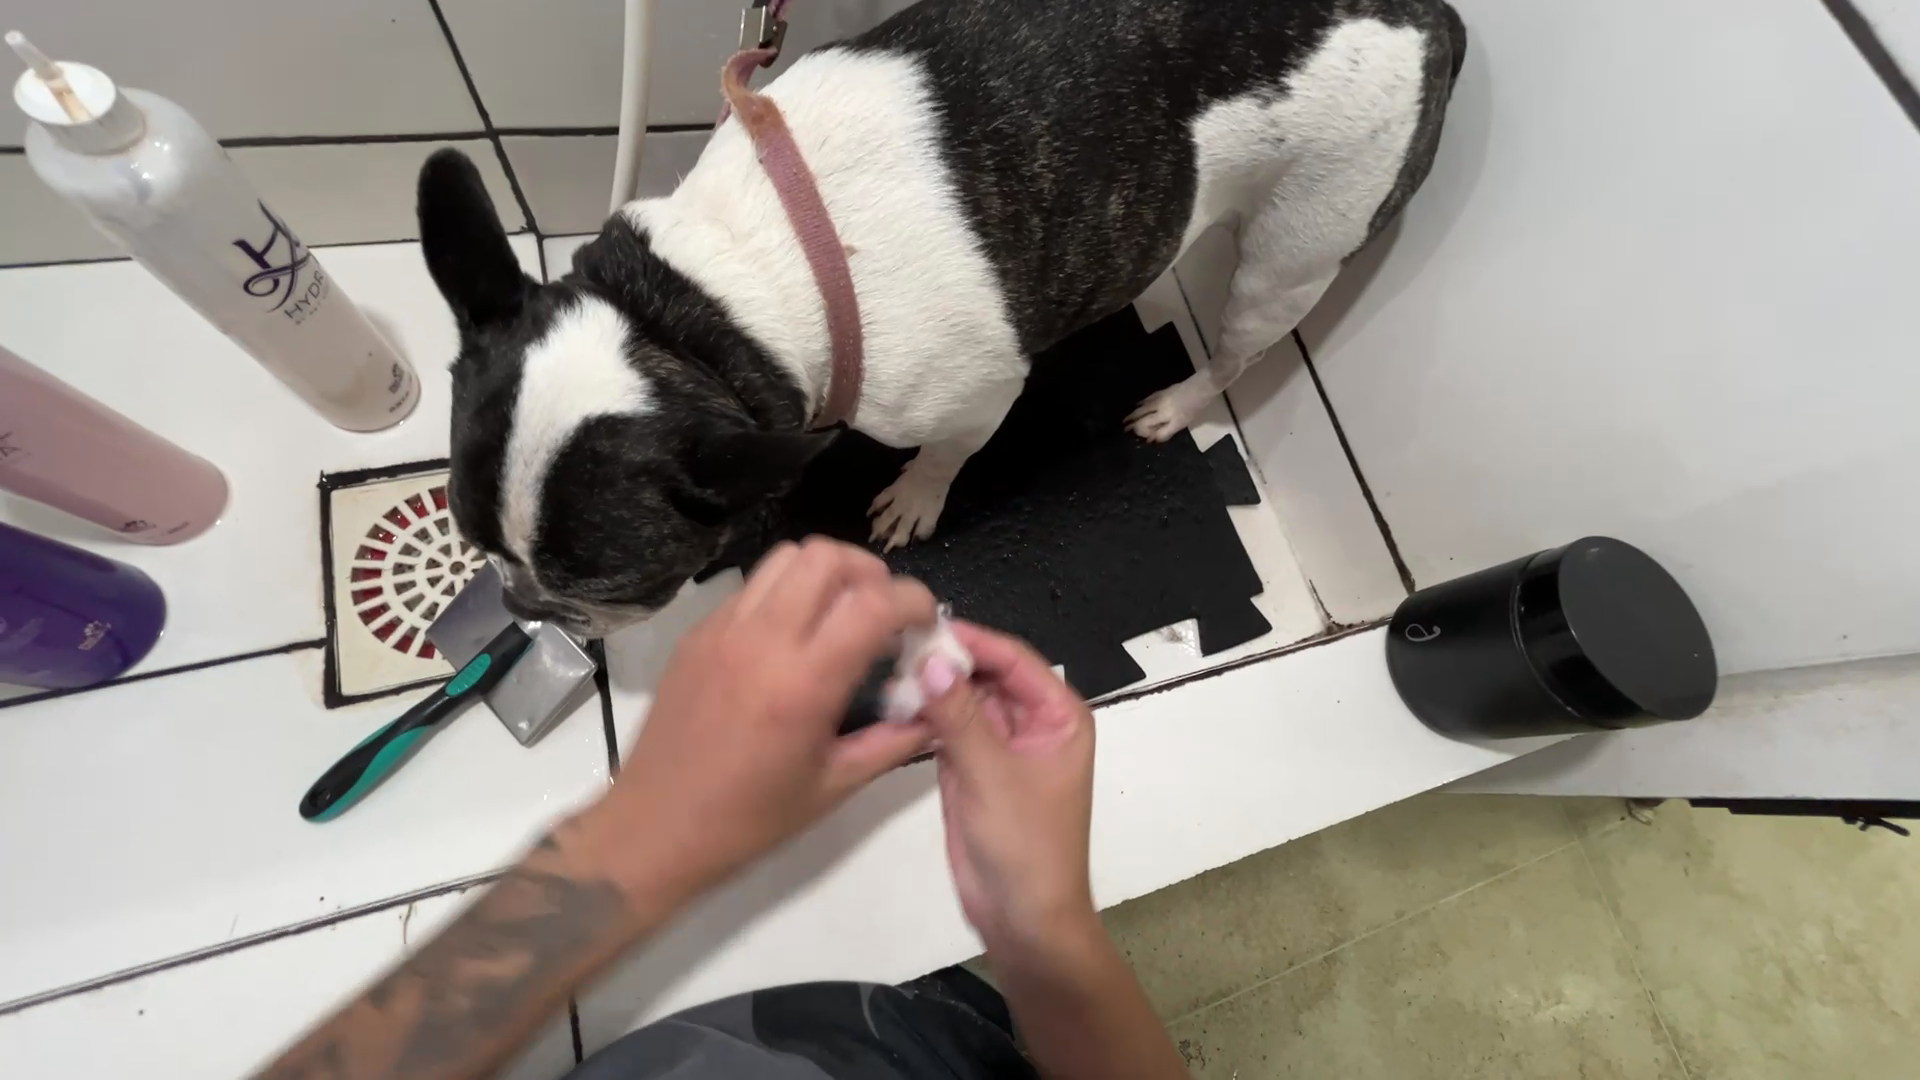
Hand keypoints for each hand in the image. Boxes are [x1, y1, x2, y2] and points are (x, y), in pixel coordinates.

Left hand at [589, 538, 937, 908]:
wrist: (651, 829)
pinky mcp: (699, 632)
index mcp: (803, 683)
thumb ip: (894, 741)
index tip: (924, 622)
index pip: (874, 604)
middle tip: (883, 611)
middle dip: (871, 572)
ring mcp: (724, 629)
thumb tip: (936, 710)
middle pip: (827, 557)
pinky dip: (788, 592)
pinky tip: (793, 634)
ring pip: (787, 557)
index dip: (914, 600)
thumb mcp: (834, 786)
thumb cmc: (748, 819)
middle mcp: (763, 640)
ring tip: (840, 612)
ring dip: (828, 573)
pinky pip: (754, 586)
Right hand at [919, 622, 1097, 952]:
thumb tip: (931, 659)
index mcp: (1058, 715)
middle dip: (948, 661)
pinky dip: (925, 714)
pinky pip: (948, 726)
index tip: (927, 624)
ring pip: (964, 697)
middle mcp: (1031, 720)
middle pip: (987, 674)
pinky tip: (895, 701)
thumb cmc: (1026, 846)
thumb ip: (960, 716)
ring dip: (933, 686)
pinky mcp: (972, 764)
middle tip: (898, 644)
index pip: (1015, 660)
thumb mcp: (993, 776)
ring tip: (890, 667)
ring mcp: (999, 742)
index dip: (974, 640)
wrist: (1022, 921)